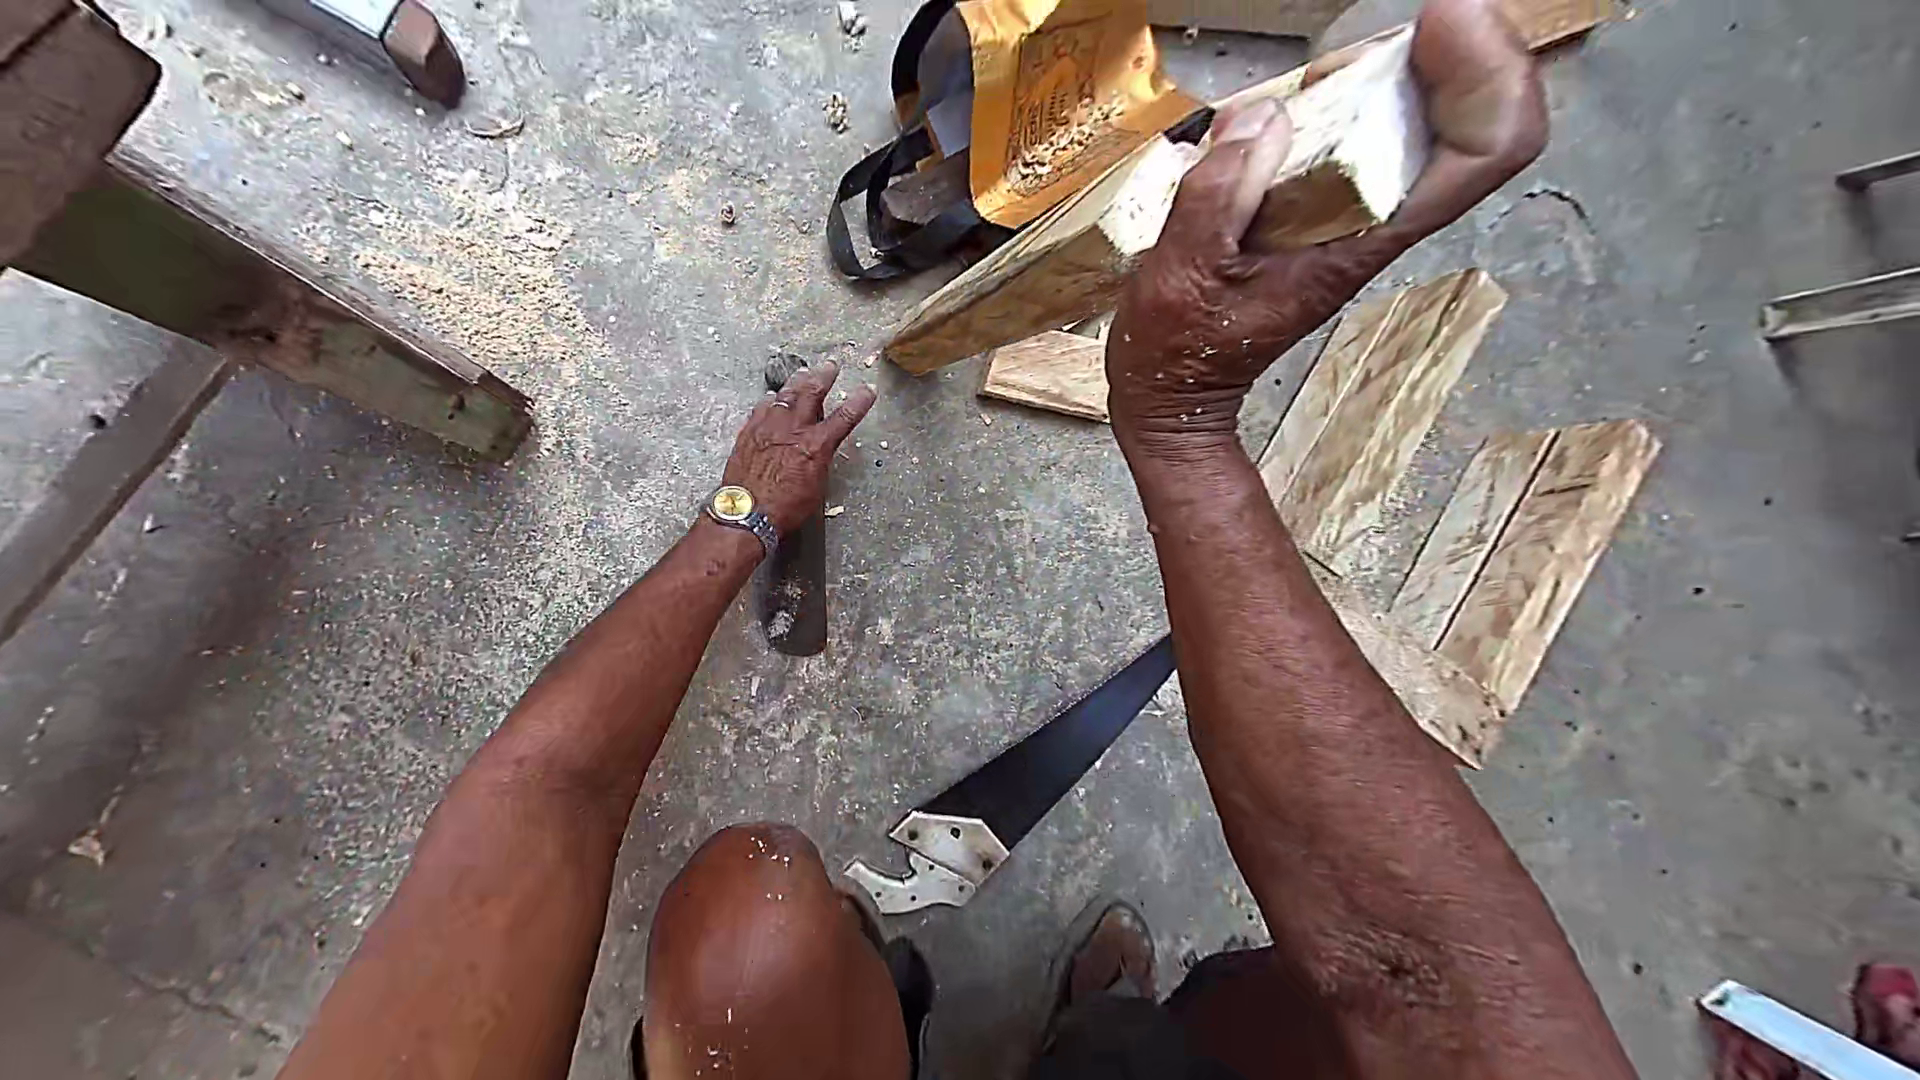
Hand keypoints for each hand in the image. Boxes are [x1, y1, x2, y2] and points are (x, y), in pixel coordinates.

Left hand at [721, 361, 875, 532]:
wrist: (746, 512)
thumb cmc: (784, 507)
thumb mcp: (816, 486)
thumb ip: (820, 459)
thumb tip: (821, 449)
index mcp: (815, 445)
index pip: (844, 417)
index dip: (858, 403)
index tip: (867, 391)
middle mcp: (793, 430)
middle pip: (812, 393)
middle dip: (824, 376)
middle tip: (831, 366)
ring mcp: (768, 427)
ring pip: (785, 394)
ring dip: (797, 382)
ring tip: (804, 373)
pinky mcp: (750, 432)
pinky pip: (762, 407)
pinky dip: (771, 400)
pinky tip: (773, 397)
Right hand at [1106, 0, 1546, 459]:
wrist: (1172, 397)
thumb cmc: (1175, 353)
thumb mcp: (1182, 275)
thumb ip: (1217, 194)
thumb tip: (1260, 117)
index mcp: (1352, 248)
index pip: (1485, 150)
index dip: (1488, 67)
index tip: (1434, 21)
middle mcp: (1363, 234)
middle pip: (1455, 124)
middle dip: (1418, 64)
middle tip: (1341, 59)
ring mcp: (1338, 233)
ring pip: (1401, 136)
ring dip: (1367, 87)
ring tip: (1303, 86)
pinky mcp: (1307, 232)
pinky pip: (1344, 158)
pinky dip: (1323, 121)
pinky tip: (1267, 129)